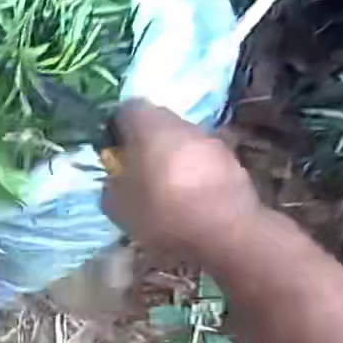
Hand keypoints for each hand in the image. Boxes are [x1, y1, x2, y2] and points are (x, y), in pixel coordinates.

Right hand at [102, 101, 263, 255]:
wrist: (229, 234)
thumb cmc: (166, 217)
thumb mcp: (121, 210)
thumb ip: (110, 188)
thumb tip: (112, 180)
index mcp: (153, 130)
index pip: (128, 108)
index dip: (116, 126)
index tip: (111, 150)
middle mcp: (184, 126)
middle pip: (158, 122)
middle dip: (144, 141)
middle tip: (134, 169)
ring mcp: (211, 141)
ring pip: (181, 139)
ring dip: (169, 155)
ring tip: (162, 186)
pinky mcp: (231, 159)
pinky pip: (201, 156)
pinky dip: (191, 169)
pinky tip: (188, 195)